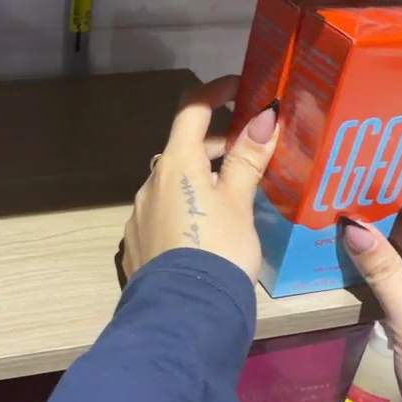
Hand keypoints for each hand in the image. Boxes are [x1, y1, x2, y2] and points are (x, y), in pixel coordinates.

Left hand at [120, 76, 280, 283]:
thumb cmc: (219, 249)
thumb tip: (264, 116)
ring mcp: (138, 215)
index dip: (214, 92)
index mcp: (175, 165)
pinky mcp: (136, 245)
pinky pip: (162, 214)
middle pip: (181, 149)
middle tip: (247, 152)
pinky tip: (204, 232)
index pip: (190, 111)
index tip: (238, 88)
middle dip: (214, 145)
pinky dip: (183, 209)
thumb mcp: (240, 202)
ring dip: (198, 179)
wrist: (183, 313)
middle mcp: (149, 184)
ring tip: (232, 197)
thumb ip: (247, 159)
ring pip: (170, 184)